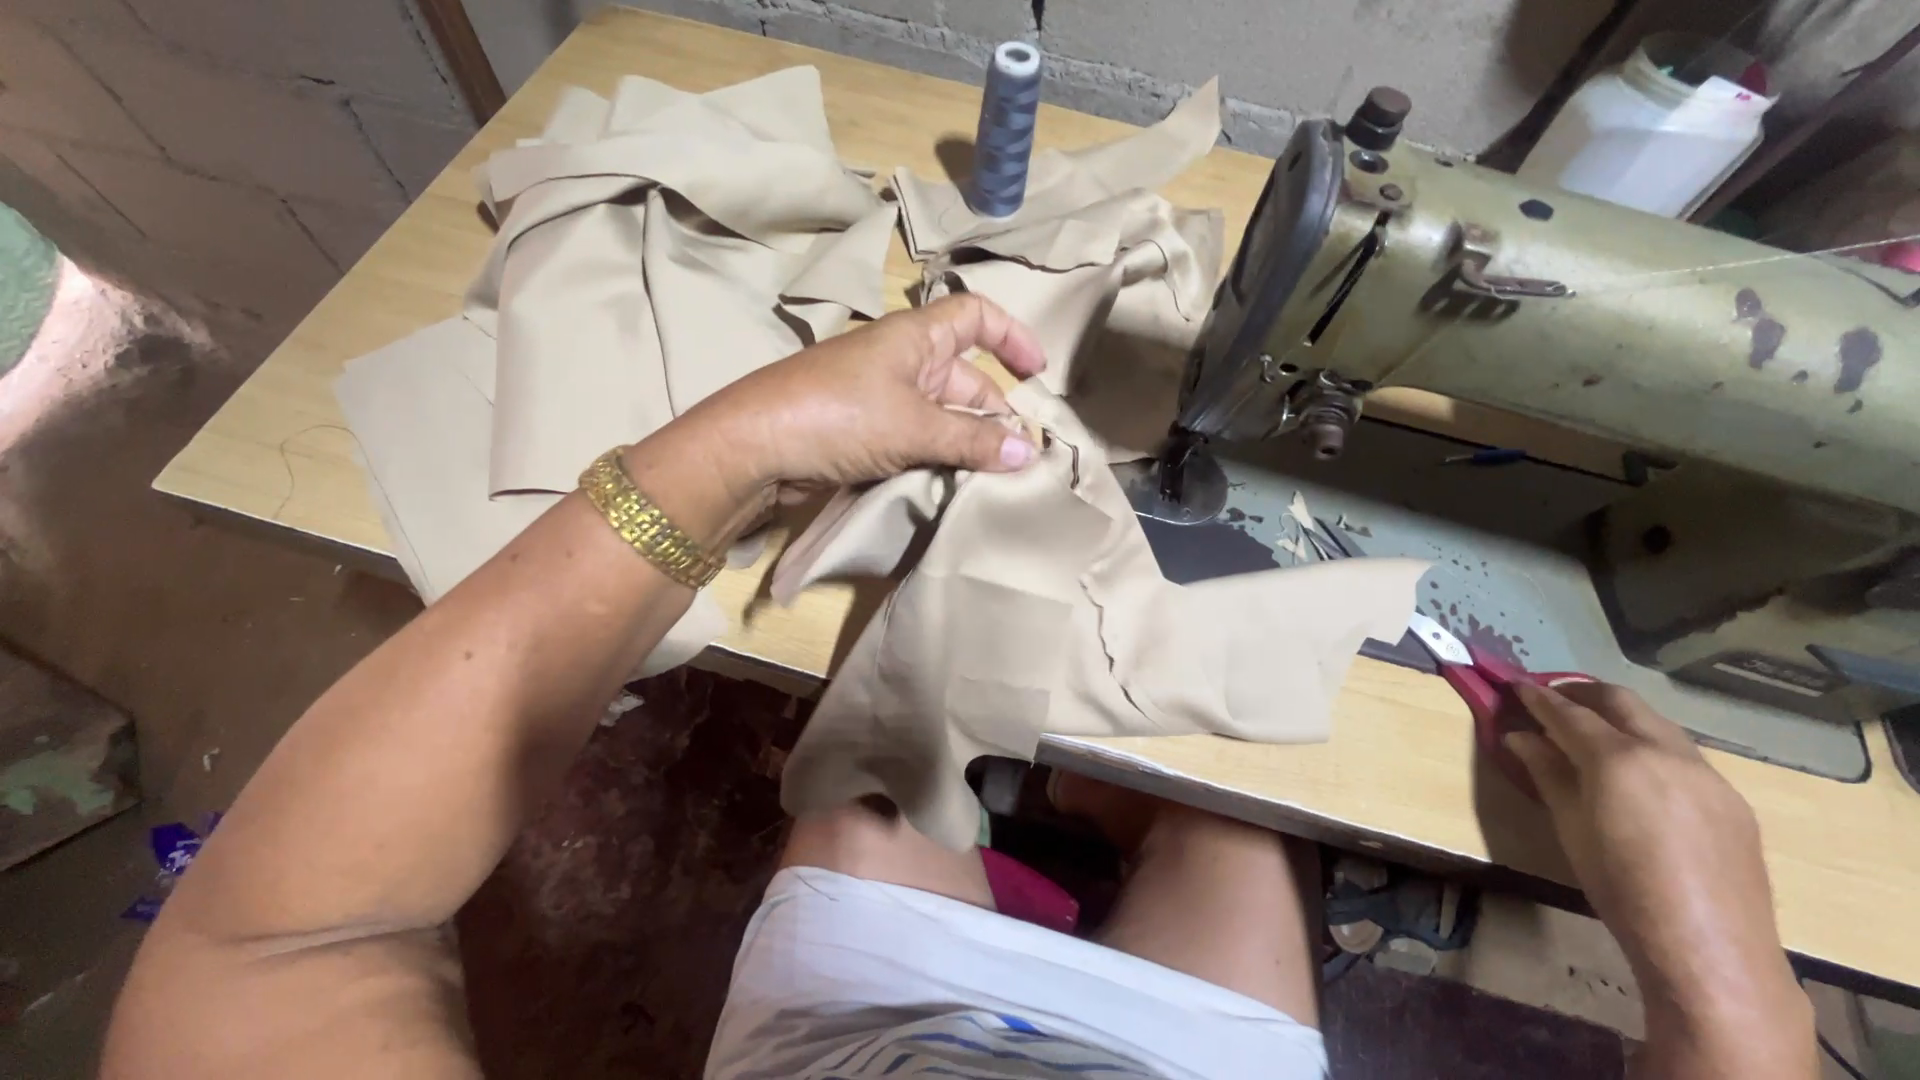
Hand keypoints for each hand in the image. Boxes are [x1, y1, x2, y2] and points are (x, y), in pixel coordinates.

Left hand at [643, 294, 1047, 515]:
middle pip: (966, 378)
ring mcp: (883, 400)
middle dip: (995, 412)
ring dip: (969, 443)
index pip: (975, 317)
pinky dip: (940, 458)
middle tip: (1021, 456)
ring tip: (997, 478)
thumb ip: (972, 440)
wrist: (756, 447)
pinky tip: (958, 485)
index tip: (1038, 372)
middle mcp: (903, 362)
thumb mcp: (914, 426)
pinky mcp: (867, 435)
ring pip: (943, 416)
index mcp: (916, 337)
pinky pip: (918, 441)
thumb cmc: (839, 415)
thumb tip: (1027, 453)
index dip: (1011, 336)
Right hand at [1507, 683, 1813, 1073]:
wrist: (1708, 947)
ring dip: (1619, 716)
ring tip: (1590, 730)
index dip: (1537, 697)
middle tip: (1551, 698)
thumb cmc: (1619, 886)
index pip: (1568, 712)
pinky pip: (1682, 754)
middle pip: (1620, 700)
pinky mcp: (1731, 799)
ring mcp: (1707, 774)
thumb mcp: (1569, 826)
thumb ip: (1546, 772)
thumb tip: (1520, 737)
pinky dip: (1649, 744)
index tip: (1514, 686)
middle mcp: (1667, 752)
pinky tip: (1635, 773)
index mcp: (1619, 758)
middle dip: (1582, 692)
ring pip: (1657, 723)